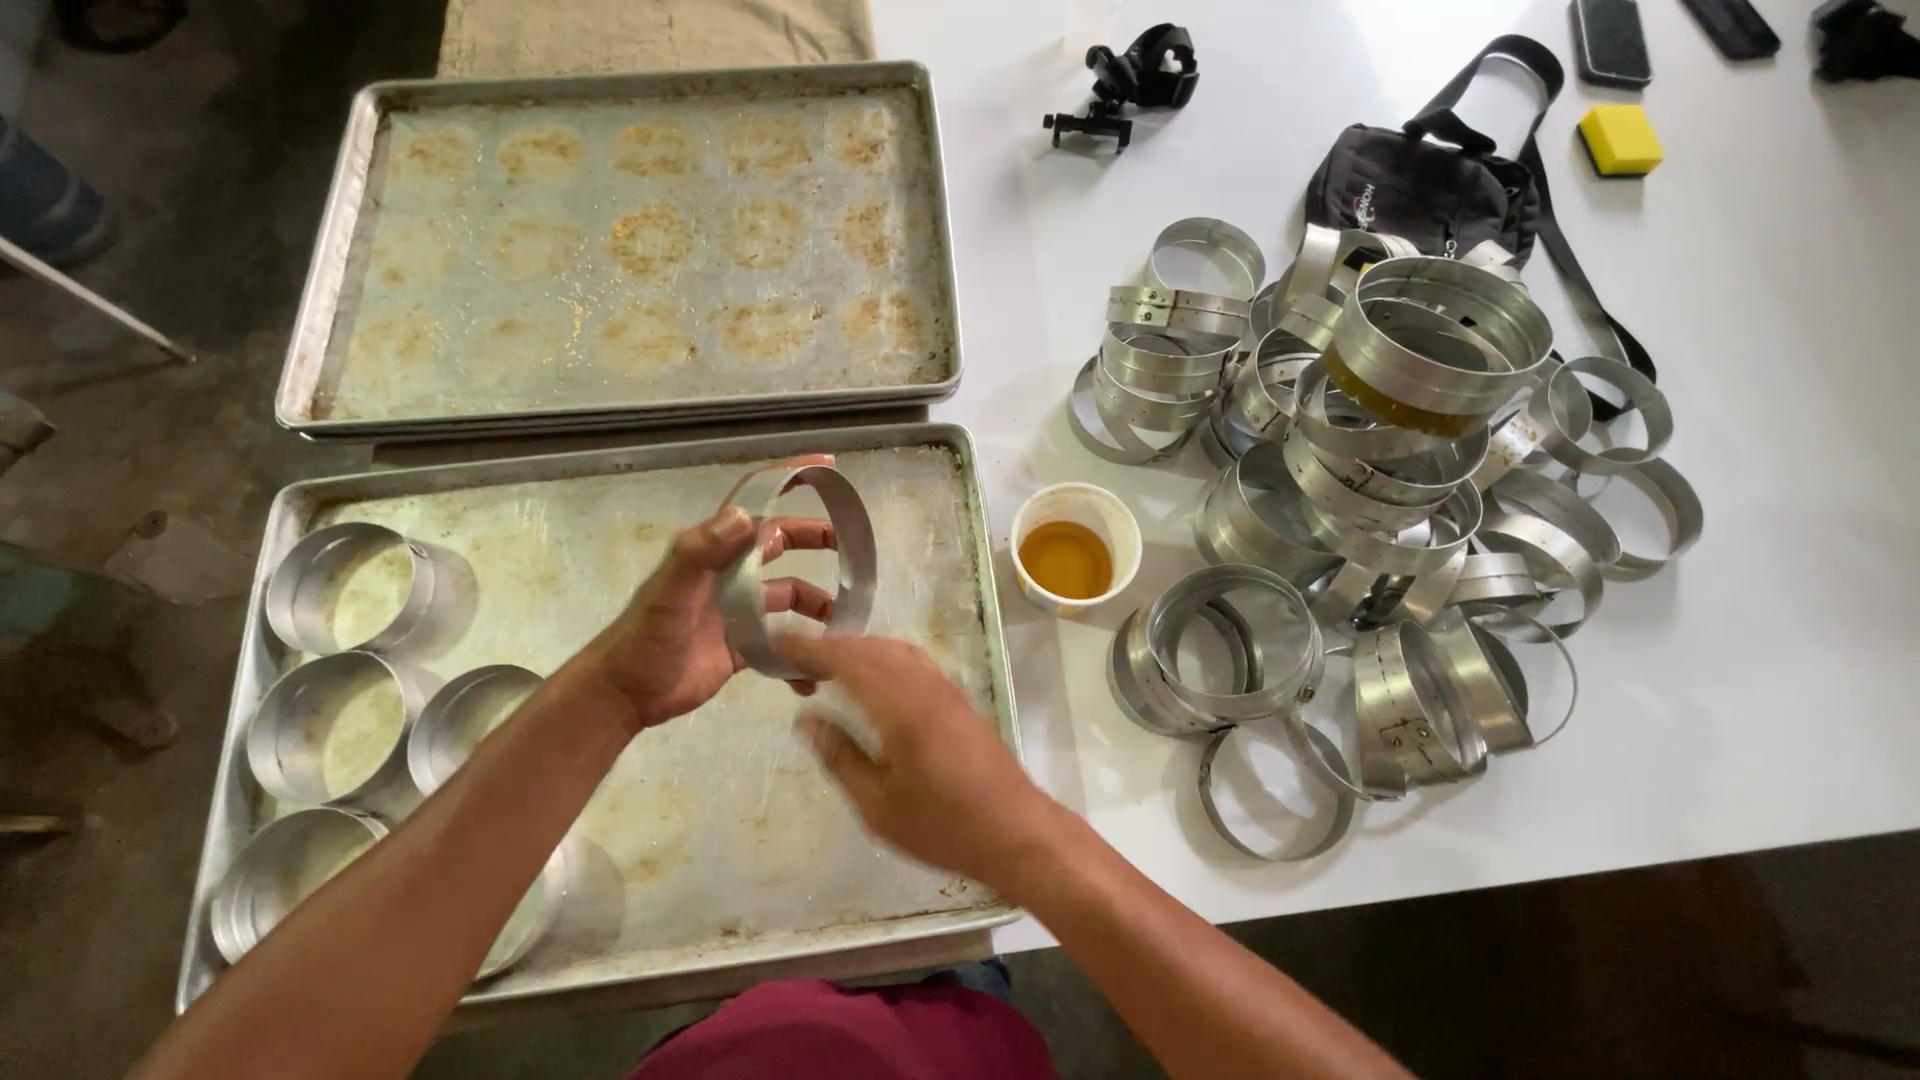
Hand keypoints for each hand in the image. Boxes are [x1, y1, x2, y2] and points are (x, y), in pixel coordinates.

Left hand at [572, 457, 838, 733]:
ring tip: (845, 620)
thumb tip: (745, 516)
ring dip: (817, 603)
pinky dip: (799, 658)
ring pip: (787, 595)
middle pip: (779, 544)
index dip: (786, 479)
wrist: (624, 695)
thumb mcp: (669, 592)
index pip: (752, 503)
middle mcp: (728, 575)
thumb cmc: (643, 640)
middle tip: (852, 548)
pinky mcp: (741, 647)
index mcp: (714, 553)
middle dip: (815, 538)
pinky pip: (780, 644)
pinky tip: (814, 676)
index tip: (826, 464)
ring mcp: (736, 612)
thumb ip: (700, 553)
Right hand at [776, 634, 1076, 890]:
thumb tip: (807, 720)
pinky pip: (913, 663)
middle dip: (830, 648)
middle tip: (795, 667)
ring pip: (895, 651)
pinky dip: (883, 660)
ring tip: (826, 673)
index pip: (846, 661)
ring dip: (858, 652)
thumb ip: (840, 756)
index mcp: (900, 705)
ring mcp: (946, 689)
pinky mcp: (958, 700)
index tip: (776, 644)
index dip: (809, 649)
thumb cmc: (942, 826)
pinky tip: (871, 685)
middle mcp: (924, 685)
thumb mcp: (877, 805)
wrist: (1016, 830)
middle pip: (870, 648)